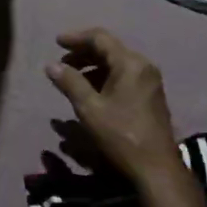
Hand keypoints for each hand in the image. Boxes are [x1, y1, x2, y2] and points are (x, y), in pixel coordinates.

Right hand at [46, 29, 186, 189]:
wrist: (156, 167)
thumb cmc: (120, 134)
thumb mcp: (89, 107)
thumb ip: (69, 82)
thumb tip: (51, 65)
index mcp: (130, 64)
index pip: (100, 38)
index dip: (76, 38)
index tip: (56, 43)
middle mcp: (143, 67)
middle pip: (109, 48)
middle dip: (83, 52)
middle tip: (61, 62)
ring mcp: (149, 81)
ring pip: (115, 62)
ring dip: (91, 65)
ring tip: (71, 77)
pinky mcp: (150, 95)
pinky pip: (123, 75)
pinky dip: (103, 76)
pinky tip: (89, 90)